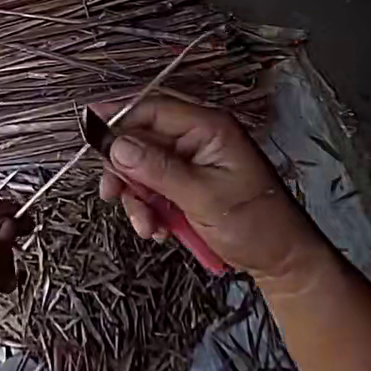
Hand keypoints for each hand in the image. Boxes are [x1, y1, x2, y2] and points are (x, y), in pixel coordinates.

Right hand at [97, 97, 323, 283]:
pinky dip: (148, 208)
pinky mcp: (186, 184)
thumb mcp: (202, 196)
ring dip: (137, 196)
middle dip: (125, 169)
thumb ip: (158, 170)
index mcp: (208, 127)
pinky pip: (153, 188)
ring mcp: (190, 162)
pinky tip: (156, 229)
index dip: (119, 114)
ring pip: (143, 167)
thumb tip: (116, 145)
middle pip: (143, 139)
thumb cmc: (253, 223)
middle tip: (112, 194)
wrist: (282, 261)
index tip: (88, 126)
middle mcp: (196, 138)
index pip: (154, 108)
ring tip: (147, 226)